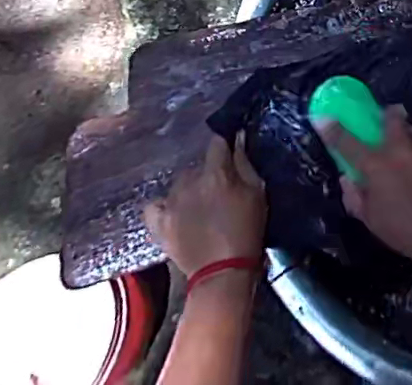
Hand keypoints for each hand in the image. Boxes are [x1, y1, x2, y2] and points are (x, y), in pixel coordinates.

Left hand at [144, 132, 266, 274]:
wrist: (223, 273)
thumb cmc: (246, 230)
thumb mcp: (256, 192)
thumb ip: (245, 163)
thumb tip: (238, 138)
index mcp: (215, 173)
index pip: (216, 143)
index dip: (225, 145)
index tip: (231, 151)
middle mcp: (189, 182)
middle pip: (197, 164)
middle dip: (208, 170)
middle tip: (219, 187)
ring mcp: (170, 203)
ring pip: (179, 183)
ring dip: (189, 187)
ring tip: (199, 203)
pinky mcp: (159, 223)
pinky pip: (155, 205)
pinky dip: (163, 205)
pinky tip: (174, 210)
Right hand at [315, 105, 411, 263]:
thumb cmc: (403, 230)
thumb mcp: (370, 220)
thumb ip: (355, 197)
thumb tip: (347, 178)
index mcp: (377, 164)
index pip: (348, 142)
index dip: (333, 129)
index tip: (323, 117)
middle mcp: (400, 149)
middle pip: (393, 117)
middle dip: (388, 114)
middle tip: (384, 119)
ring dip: (409, 134)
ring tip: (407, 147)